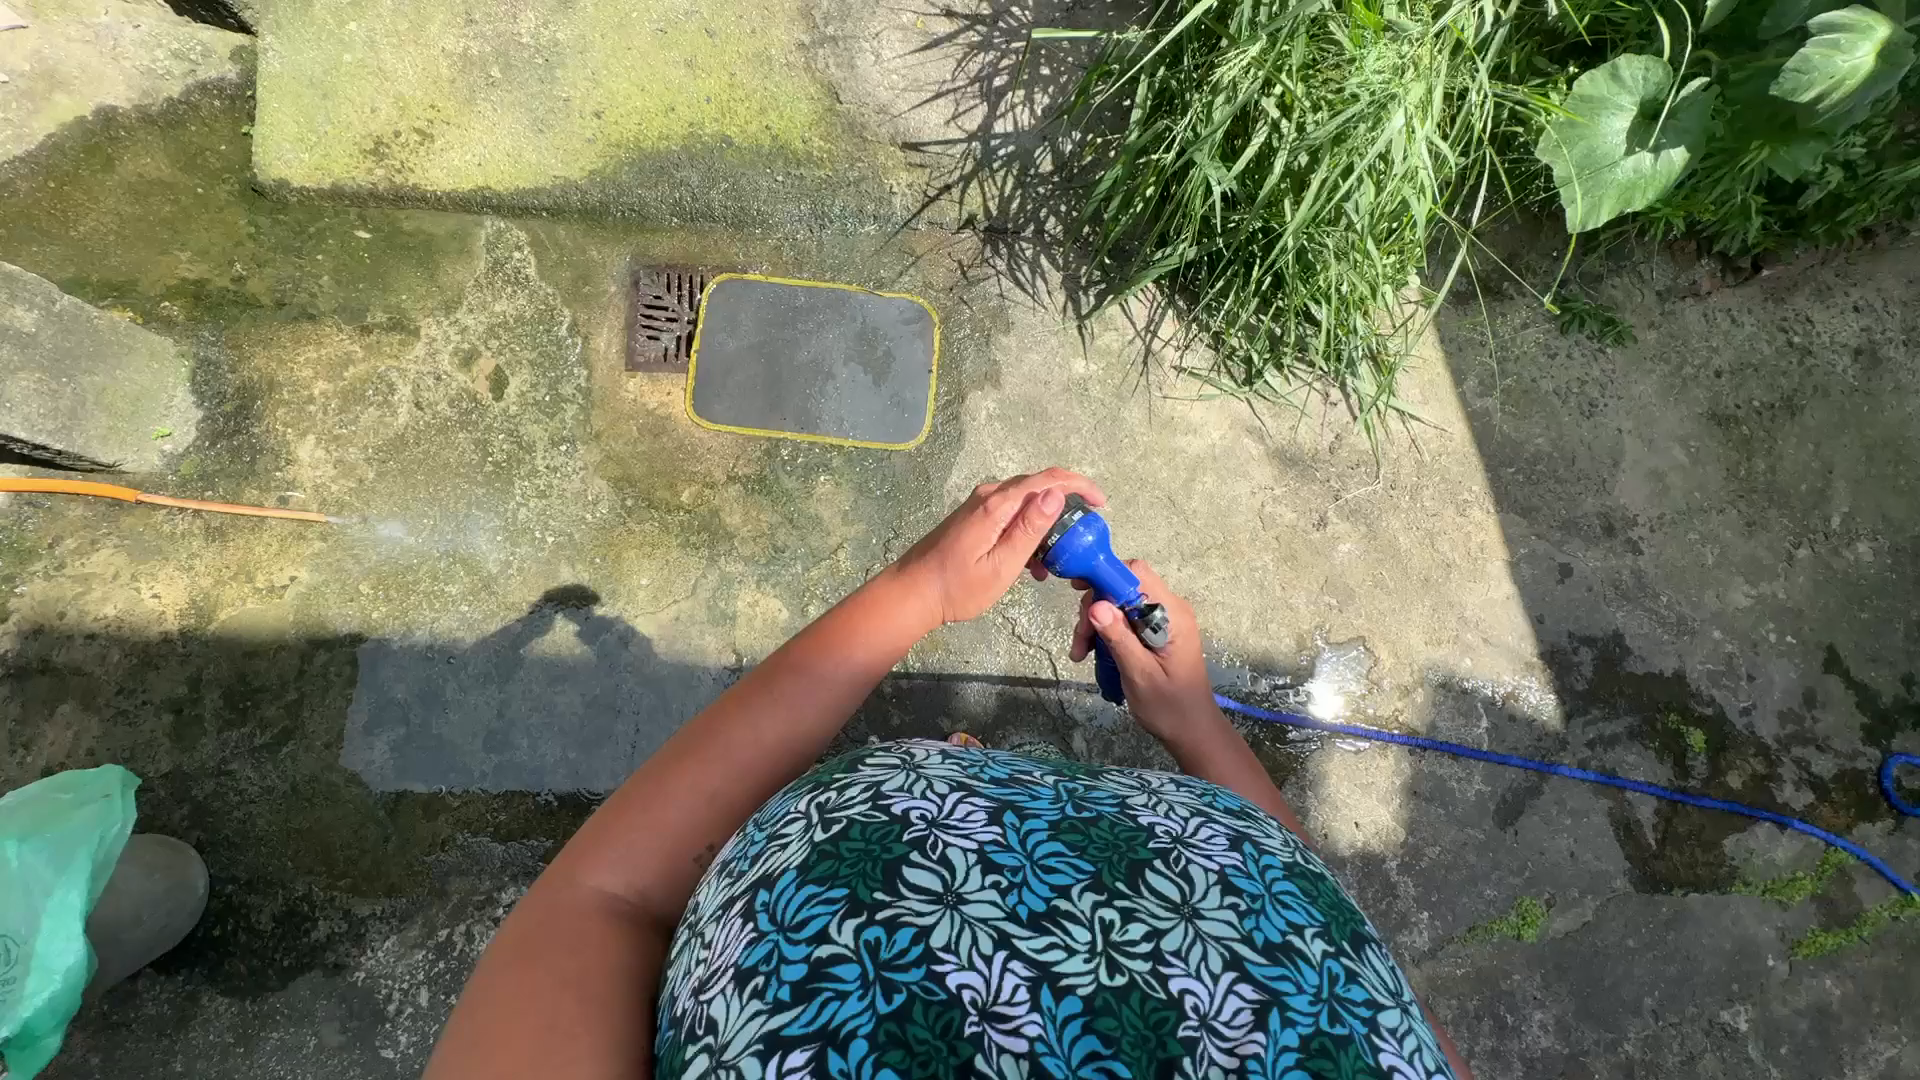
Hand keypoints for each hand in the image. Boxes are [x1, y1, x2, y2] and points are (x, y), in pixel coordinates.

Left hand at [892, 468, 1106, 627]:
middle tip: (1081, 540)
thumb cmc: (958, 587)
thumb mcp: (1002, 565)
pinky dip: (1026, 535)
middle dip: (1066, 510)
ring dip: (1044, 528)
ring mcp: (979, 506)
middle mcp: (989, 496)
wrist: (913, 593)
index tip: (1102, 504)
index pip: (1047, 480)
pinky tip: (1030, 565)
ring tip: (1053, 563)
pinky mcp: (974, 518)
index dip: (1079, 486)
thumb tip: (1056, 494)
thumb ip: (1029, 529)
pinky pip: (1010, 516)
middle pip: (1038, 489)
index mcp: (998, 505)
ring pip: (1025, 504)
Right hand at [1069, 560, 1225, 746]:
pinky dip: (1105, 631)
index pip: (1136, 574)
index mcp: (1171, 614)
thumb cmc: (1170, 707)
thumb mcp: (1140, 674)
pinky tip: (1091, 653)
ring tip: (1081, 653)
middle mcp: (1168, 609)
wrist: (1192, 730)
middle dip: (1095, 608)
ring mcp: (1161, 619)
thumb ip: (1119, 638)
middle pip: (1121, 587)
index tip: (1078, 591)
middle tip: (1081, 642)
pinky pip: (1123, 618)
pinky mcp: (1153, 631)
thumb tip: (1096, 605)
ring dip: (1095, 623)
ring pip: (1117, 603)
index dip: (1105, 575)